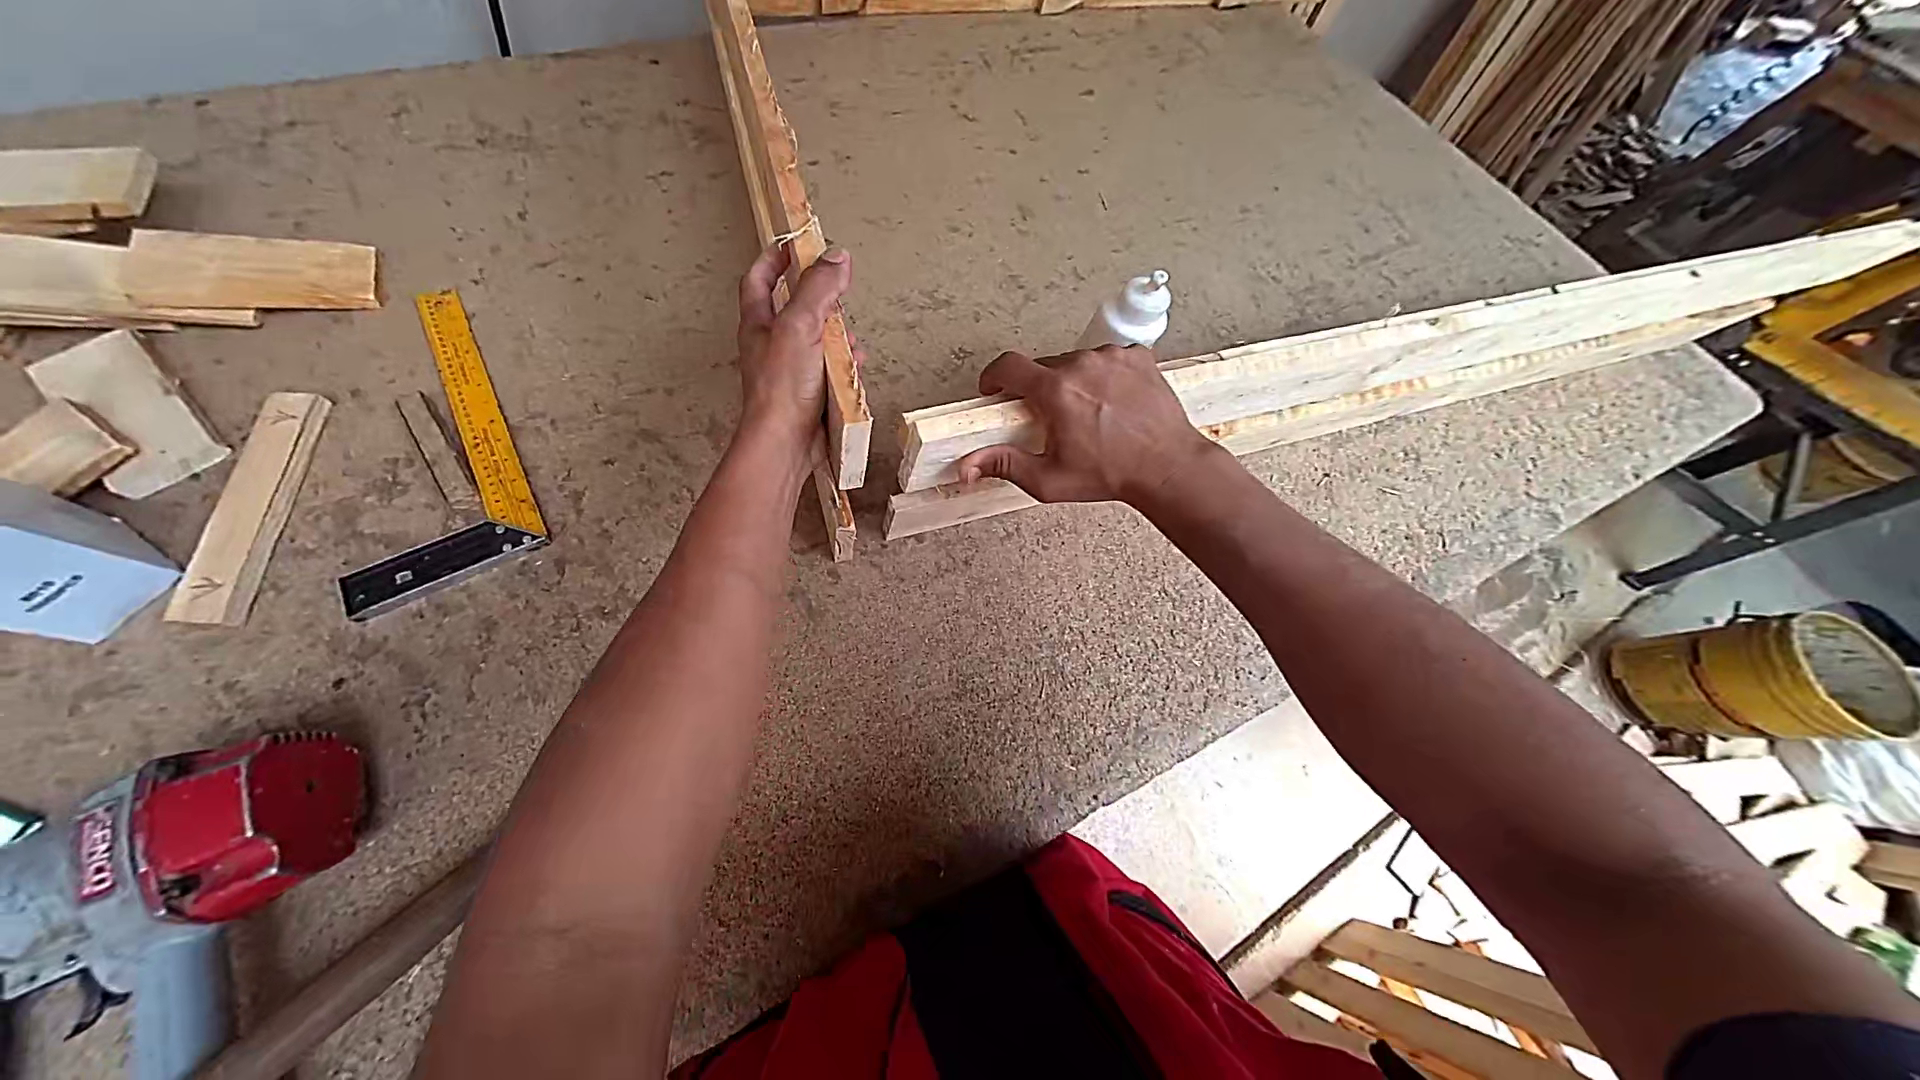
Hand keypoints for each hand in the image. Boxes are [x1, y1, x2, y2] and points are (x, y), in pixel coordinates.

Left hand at [735, 242, 852, 443]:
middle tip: (838, 296)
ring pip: (819, 341)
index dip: (774, 258)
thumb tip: (836, 258)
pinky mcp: (809, 392)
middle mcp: (772, 345)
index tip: (795, 244)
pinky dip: (845, 367)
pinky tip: (854, 369)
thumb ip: (819, 290)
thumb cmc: (780, 390)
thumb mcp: (800, 326)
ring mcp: (791, 370)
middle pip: (796, 309)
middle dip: (822, 302)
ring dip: (838, 339)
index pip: (760, 279)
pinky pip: (831, 370)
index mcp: (758, 324)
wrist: (786, 442)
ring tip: (849, 342)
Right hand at [955, 345, 1224, 505]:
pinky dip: (1103, 376)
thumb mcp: (1049, 480)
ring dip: (1073, 382)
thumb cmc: (1114, 474)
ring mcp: (1113, 358)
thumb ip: (1004, 466)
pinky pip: (1107, 359)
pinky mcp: (1137, 357)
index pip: (1008, 365)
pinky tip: (1111, 402)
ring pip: (1076, 362)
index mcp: (1056, 392)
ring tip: (1087, 413)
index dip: (994, 376)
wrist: (1167, 467)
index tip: (995, 387)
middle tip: (1052, 419)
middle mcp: (1083, 366)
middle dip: (1040, 389)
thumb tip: (969, 466)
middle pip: (1043, 366)